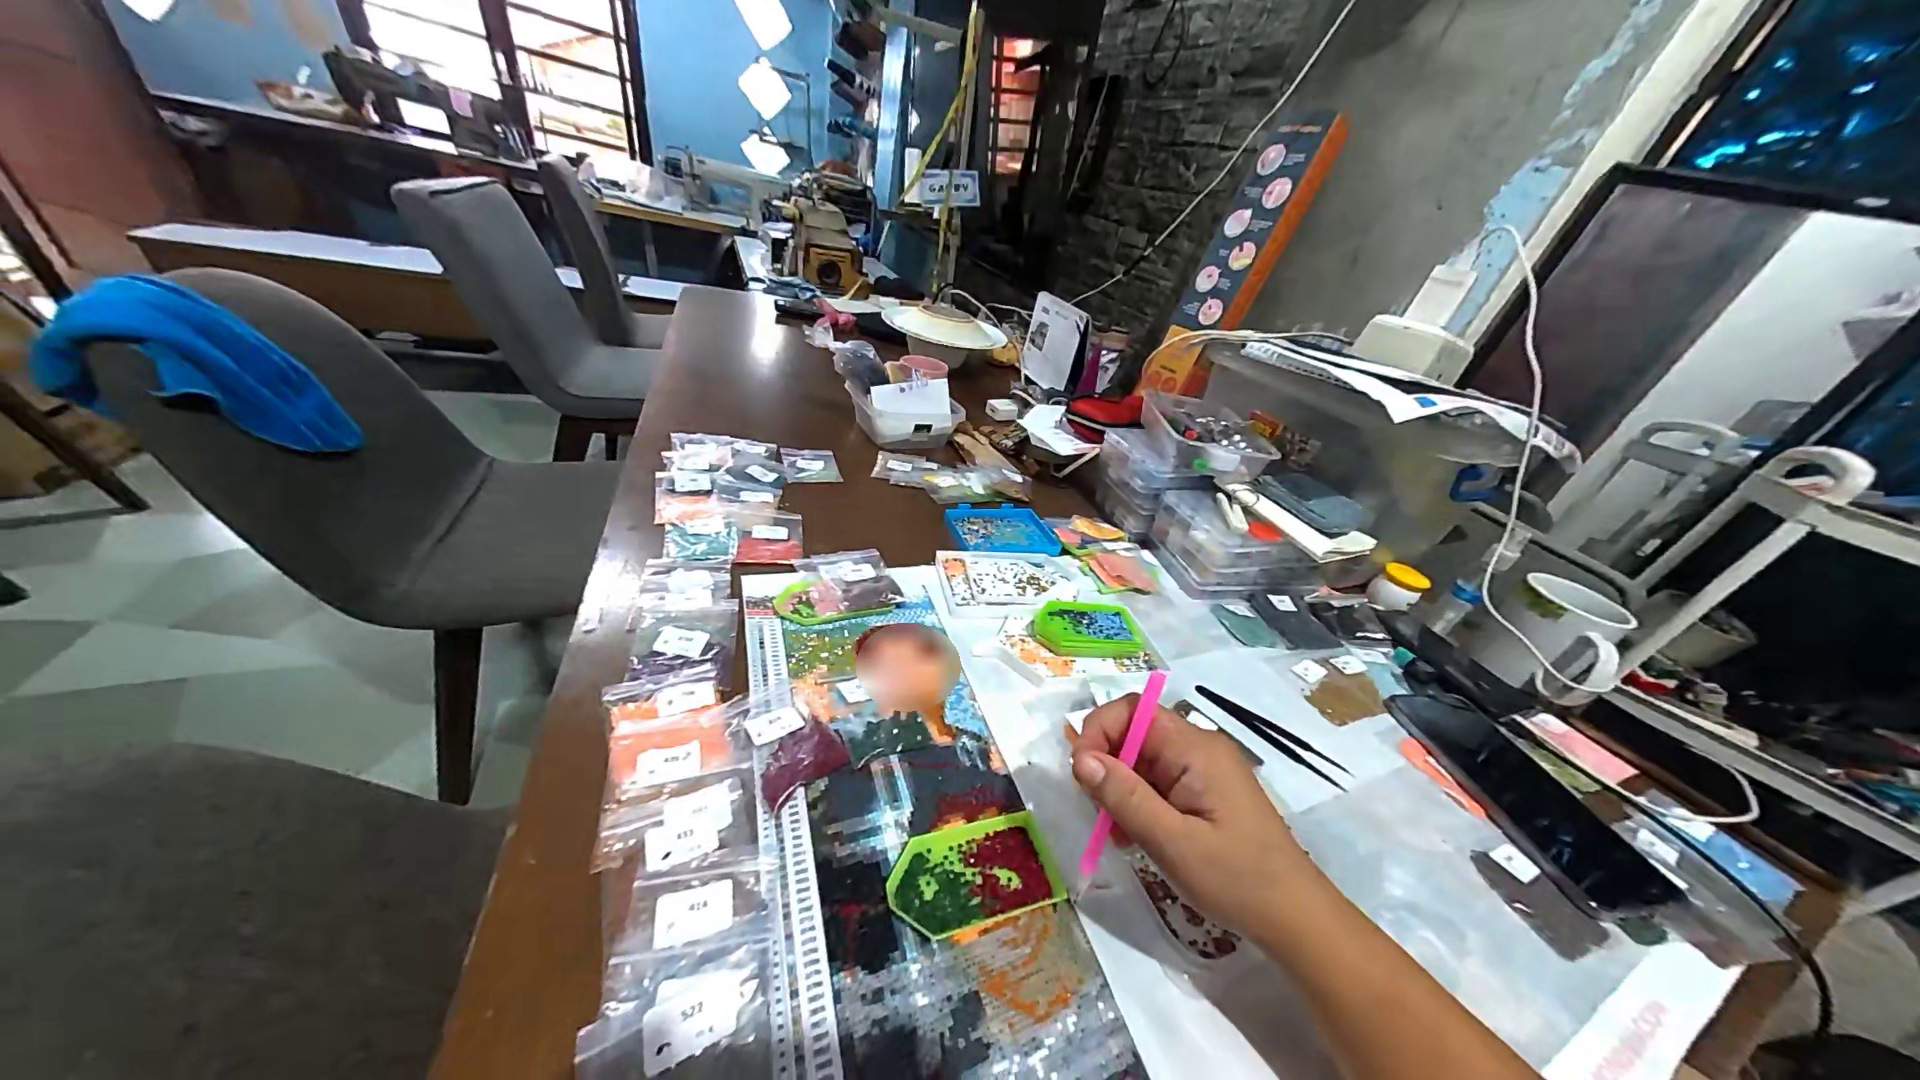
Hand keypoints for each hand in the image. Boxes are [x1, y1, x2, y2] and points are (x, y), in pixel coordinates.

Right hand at [1067, 694, 1319, 938]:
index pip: (1133, 710)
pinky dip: (1137, 803)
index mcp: (1195, 748)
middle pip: (1134, 733)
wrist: (1297, 918)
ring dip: (1119, 789)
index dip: (1098, 730)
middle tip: (1100, 813)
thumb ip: (1124, 796)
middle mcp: (1198, 747)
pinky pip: (1157, 781)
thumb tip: (1080, 759)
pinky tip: (1135, 837)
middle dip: (1106, 766)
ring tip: (1118, 834)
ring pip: (1141, 760)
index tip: (1081, 774)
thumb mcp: (1171, 841)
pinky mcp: (1203, 791)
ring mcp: (1202, 769)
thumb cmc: (1237, 879)